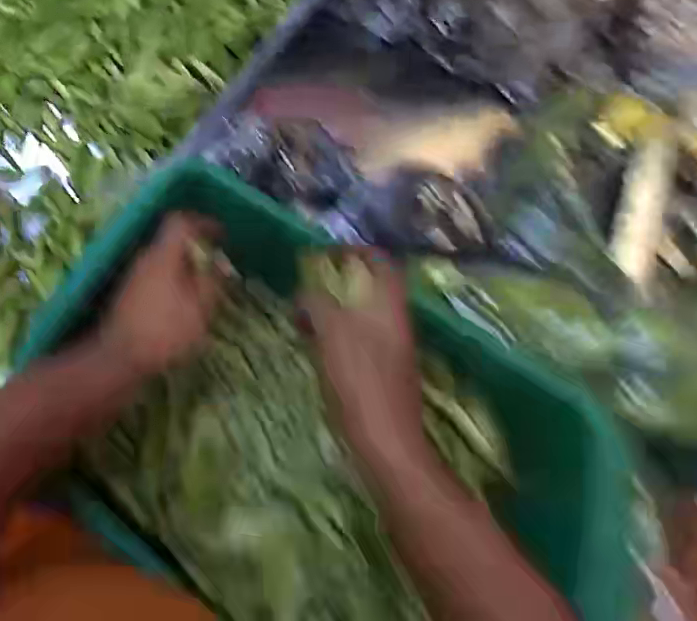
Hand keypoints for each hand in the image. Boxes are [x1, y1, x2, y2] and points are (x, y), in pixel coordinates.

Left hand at [97, 212, 225, 377]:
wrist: (120, 357)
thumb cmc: (164, 331)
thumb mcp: (199, 308)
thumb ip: (212, 281)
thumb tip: (220, 261)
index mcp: (162, 254)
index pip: (179, 221)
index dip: (203, 222)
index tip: (223, 234)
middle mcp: (145, 257)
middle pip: (171, 238)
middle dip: (197, 245)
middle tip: (219, 261)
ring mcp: (134, 274)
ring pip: (164, 257)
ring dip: (186, 263)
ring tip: (207, 283)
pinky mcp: (130, 292)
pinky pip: (157, 273)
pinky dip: (175, 277)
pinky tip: (186, 300)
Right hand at [297, 249, 423, 457]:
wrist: (386, 444)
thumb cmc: (359, 381)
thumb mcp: (330, 332)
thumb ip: (317, 302)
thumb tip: (306, 289)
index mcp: (389, 307)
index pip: (382, 263)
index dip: (356, 251)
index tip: (324, 252)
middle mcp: (394, 323)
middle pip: (369, 286)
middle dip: (337, 279)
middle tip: (306, 281)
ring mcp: (390, 348)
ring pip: (360, 311)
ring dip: (332, 305)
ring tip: (302, 311)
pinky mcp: (380, 370)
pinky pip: (356, 335)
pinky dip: (334, 329)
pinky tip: (312, 341)